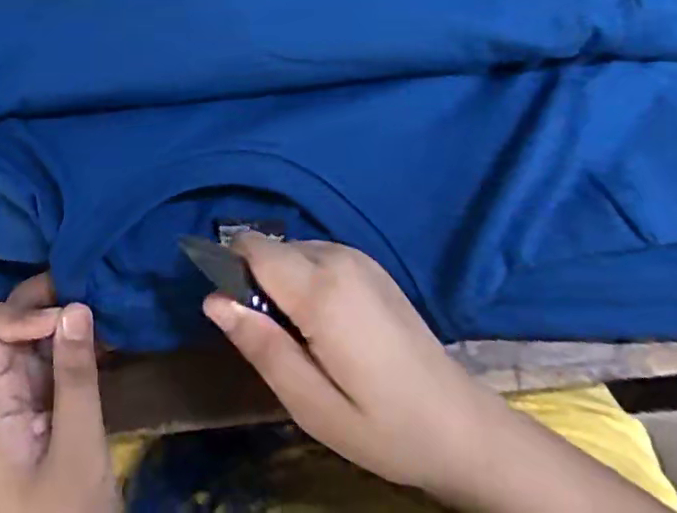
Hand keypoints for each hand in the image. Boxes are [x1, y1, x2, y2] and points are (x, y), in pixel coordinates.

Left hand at [0, 274, 118, 512]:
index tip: (67, 316)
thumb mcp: (76, 444)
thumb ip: (75, 376)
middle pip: (8, 321)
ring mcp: (22, 393)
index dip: (23, 312)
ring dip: (64, 316)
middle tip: (90, 291)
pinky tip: (105, 338)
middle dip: (45, 300)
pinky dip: (76, 339)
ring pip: (33, 334)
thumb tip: (76, 305)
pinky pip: (54, 355)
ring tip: (102, 309)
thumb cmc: (67, 510)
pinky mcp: (46, 402)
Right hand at [201, 239, 493, 492]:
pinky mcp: (370, 264)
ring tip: (307, 340)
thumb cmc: (384, 426)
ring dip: (282, 285)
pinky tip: (330, 328)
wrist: (463, 427)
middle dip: (257, 285)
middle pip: (269, 250)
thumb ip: (260, 347)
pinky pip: (315, 257)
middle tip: (279, 343)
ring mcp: (358, 257)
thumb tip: (213, 300)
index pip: (251, 248)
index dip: (231, 272)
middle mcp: (337, 258)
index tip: (239, 317)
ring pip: (291, 253)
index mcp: (321, 290)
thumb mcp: (311, 405)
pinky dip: (306, 282)